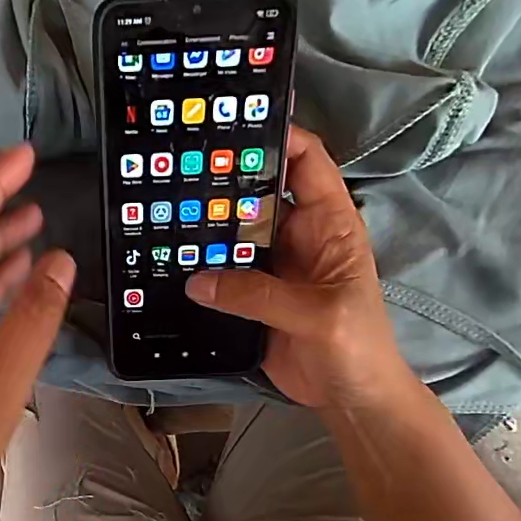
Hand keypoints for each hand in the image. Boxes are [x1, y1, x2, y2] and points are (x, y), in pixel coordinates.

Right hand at [185, 126, 410, 407]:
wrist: (350, 399)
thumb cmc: (356, 349)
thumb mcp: (318, 315)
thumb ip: (259, 294)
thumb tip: (198, 281)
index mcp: (330, 224)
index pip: (307, 163)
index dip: (278, 136)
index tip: (234, 120)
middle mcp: (298, 235)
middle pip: (259, 192)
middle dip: (226, 177)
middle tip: (180, 163)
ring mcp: (272, 264)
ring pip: (234, 230)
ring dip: (207, 222)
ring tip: (165, 205)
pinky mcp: (251, 293)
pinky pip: (221, 268)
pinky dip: (199, 261)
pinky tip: (171, 253)